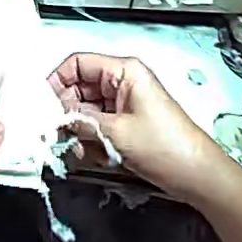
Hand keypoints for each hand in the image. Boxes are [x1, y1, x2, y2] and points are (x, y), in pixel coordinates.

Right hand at [48, 52, 241, 203]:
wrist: (198, 177)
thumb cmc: (164, 147)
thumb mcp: (115, 133)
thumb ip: (80, 123)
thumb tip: (54, 122)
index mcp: (123, 71)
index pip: (76, 63)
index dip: (56, 81)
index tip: (43, 105)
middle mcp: (122, 81)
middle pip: (79, 87)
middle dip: (67, 110)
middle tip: (57, 132)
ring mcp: (124, 103)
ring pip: (86, 108)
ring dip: (79, 129)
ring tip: (80, 149)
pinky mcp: (126, 123)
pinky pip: (98, 124)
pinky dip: (91, 139)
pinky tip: (93, 156)